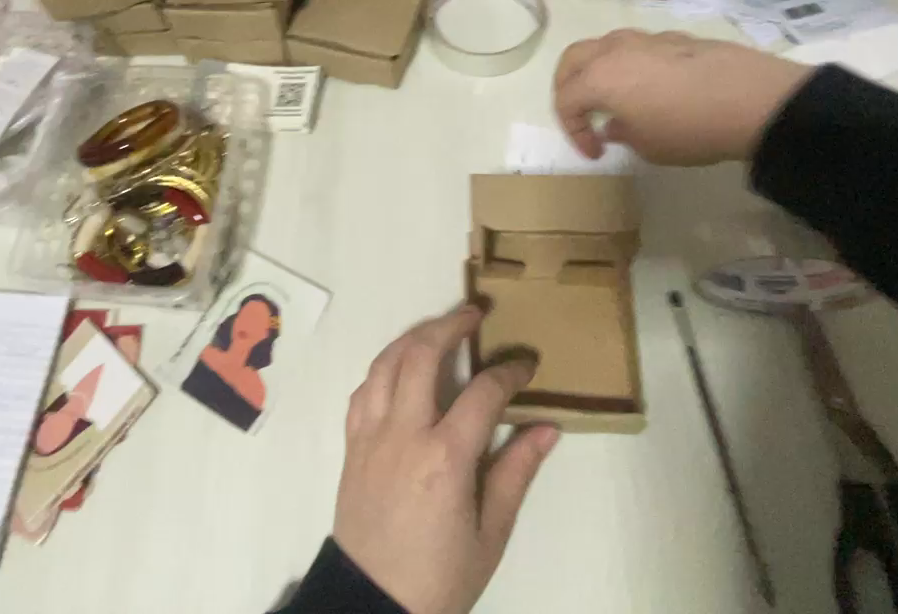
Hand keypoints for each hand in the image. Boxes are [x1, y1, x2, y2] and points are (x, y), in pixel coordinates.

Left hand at [332, 307, 558, 613]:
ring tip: (438, 328)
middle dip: (450, 324)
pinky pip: (363, 388)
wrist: (373, 600)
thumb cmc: (440, 574)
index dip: (508, 372)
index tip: (526, 364)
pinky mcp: (351, 442)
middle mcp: (403, 432)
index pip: (482, 393)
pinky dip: (383, 367)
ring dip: (412, 336)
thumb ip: (516, 472)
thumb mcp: (490, 533)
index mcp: (445, 457)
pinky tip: (399, 366)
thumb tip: (547, 427)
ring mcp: (370, 434)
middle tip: (474, 312)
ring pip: (385, 362)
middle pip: (422, 354)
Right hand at [554, 30, 811, 165]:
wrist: (754, 99)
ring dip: (599, 70)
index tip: (594, 151)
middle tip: (581, 112)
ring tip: (615, 96)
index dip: (573, 130)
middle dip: (568, 86)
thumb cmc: (690, 129)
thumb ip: (621, 133)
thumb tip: (614, 125)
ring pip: (605, 46)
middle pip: (573, 60)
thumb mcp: (648, 146)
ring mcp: (646, 39)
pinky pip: (639, 47)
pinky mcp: (676, 38)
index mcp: (598, 79)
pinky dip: (632, 64)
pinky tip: (653, 87)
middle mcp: (614, 51)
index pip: (565, 101)